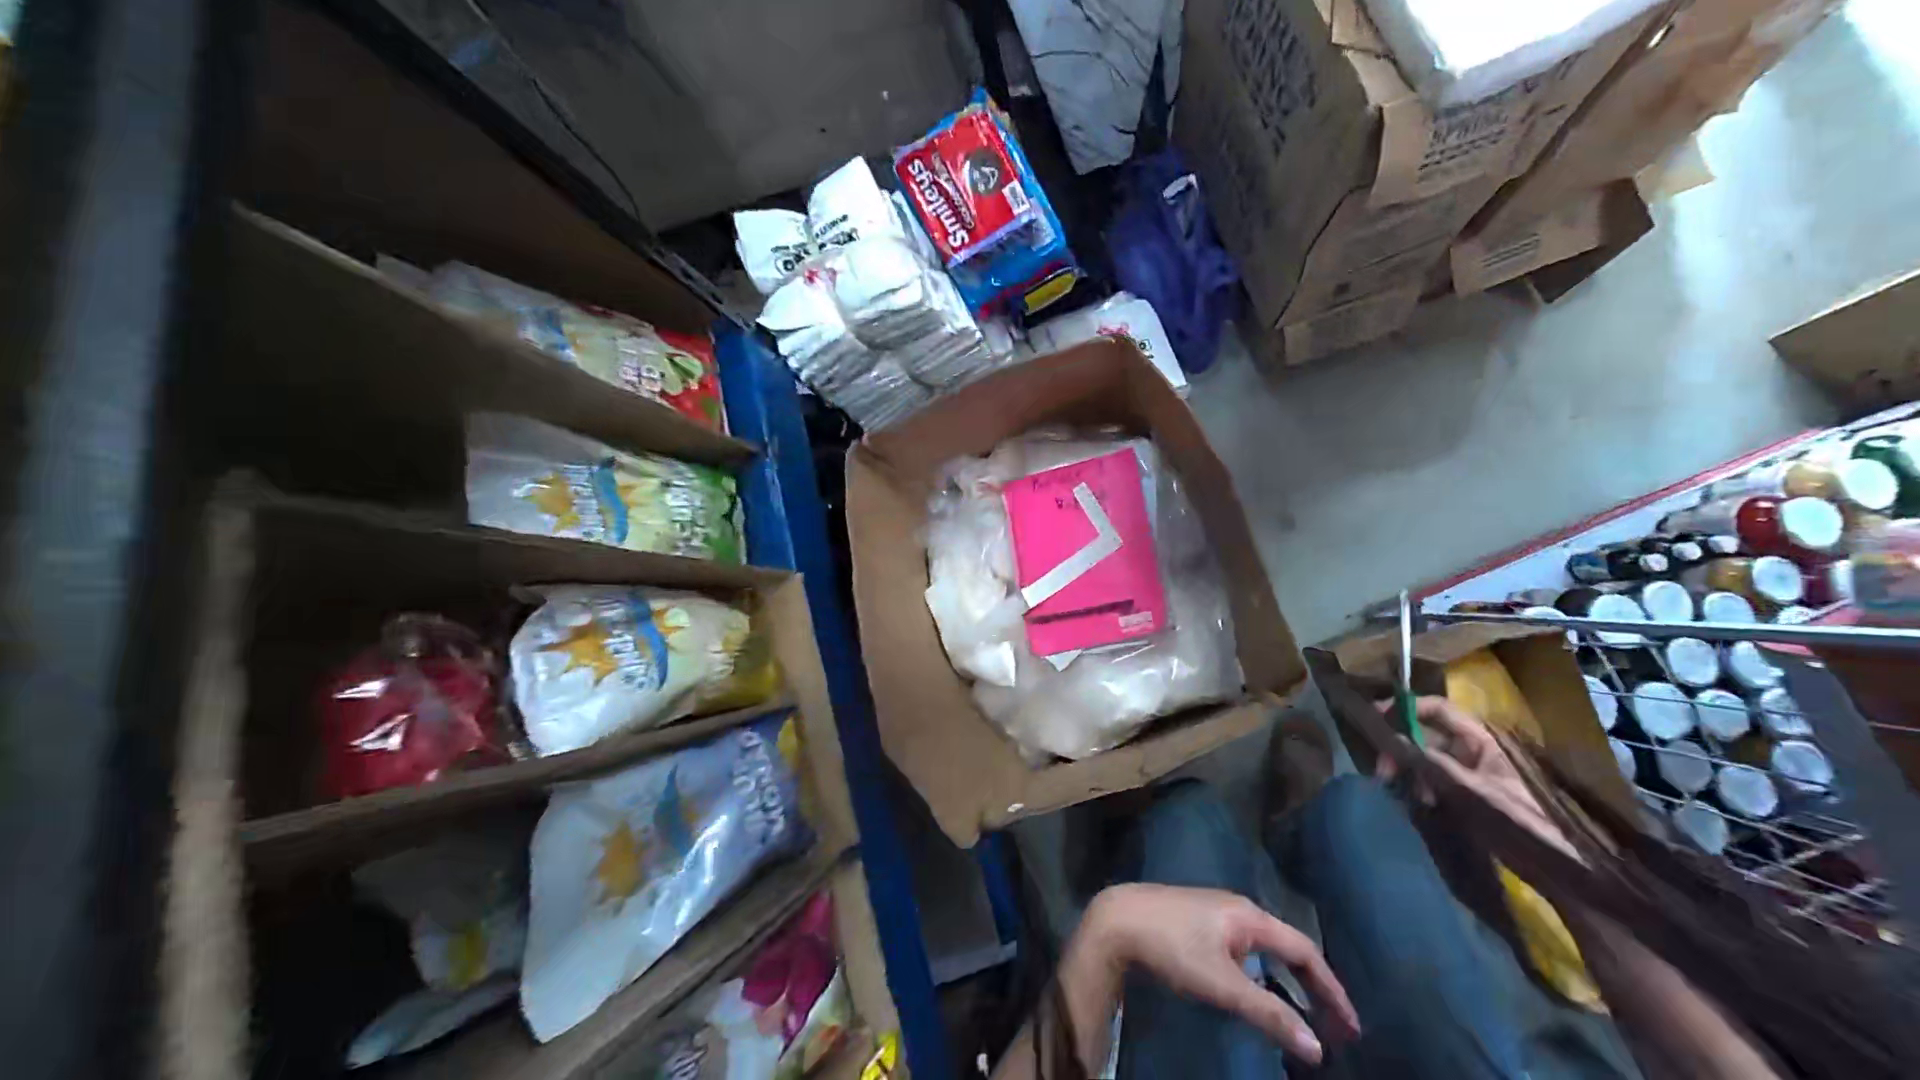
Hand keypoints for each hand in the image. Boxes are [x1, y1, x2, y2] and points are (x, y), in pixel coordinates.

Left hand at [1073, 883, 1358, 1063]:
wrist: (1116, 919)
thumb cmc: (1172, 946)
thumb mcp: (1222, 984)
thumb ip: (1269, 1012)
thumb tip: (1316, 1047)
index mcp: (1249, 916)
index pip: (1304, 950)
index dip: (1331, 988)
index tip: (1352, 1027)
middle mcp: (1237, 907)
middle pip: (1286, 945)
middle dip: (1312, 984)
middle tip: (1333, 1025)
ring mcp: (1214, 910)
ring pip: (1262, 946)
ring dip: (1284, 977)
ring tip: (1299, 1013)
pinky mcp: (1195, 918)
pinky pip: (1241, 947)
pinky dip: (1259, 971)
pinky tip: (1252, 989)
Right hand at [1377, 696, 1575, 858]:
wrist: (1566, 867)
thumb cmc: (1523, 822)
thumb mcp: (1474, 792)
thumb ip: (1432, 765)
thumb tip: (1392, 739)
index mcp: (1480, 739)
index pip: (1436, 708)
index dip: (1405, 708)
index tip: (1374, 718)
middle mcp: (1473, 748)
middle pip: (1425, 734)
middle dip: (1400, 748)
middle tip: (1383, 771)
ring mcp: (1470, 771)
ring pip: (1425, 758)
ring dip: (1409, 770)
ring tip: (1404, 793)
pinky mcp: (1468, 792)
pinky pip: (1434, 779)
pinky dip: (1421, 786)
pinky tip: (1422, 803)